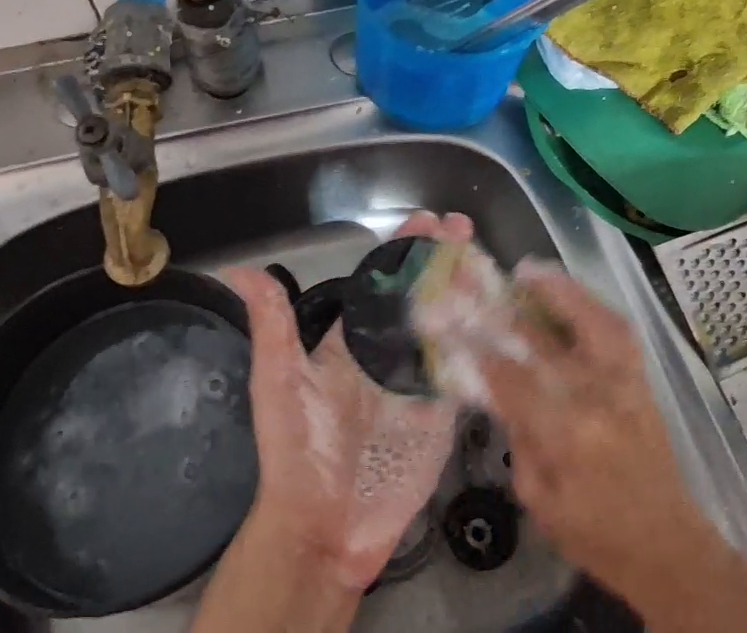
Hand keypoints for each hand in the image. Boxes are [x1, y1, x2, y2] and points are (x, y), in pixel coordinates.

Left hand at [222, 211, 464, 589]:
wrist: (324, 529)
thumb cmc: (297, 452)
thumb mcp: (278, 382)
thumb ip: (272, 326)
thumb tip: (240, 269)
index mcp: (350, 342)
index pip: (381, 283)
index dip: (404, 249)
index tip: (427, 218)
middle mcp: (386, 357)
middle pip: (422, 297)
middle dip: (443, 261)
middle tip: (466, 228)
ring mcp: (417, 386)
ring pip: (449, 328)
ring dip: (468, 293)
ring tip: (490, 261)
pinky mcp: (441, 419)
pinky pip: (467, 377)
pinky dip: (485, 348)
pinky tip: (506, 321)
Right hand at [475, 266, 746, 631]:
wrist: (668, 546)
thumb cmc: (594, 534)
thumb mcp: (537, 497)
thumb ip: (518, 436)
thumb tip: (498, 389)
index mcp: (567, 434)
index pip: (512, 378)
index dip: (478, 350)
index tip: (450, 326)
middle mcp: (599, 398)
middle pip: (545, 343)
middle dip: (505, 313)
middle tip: (476, 287)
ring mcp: (626, 384)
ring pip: (593, 322)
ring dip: (560, 291)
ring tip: (529, 271)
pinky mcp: (642, 382)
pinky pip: (619, 332)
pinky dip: (592, 306)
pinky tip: (569, 294)